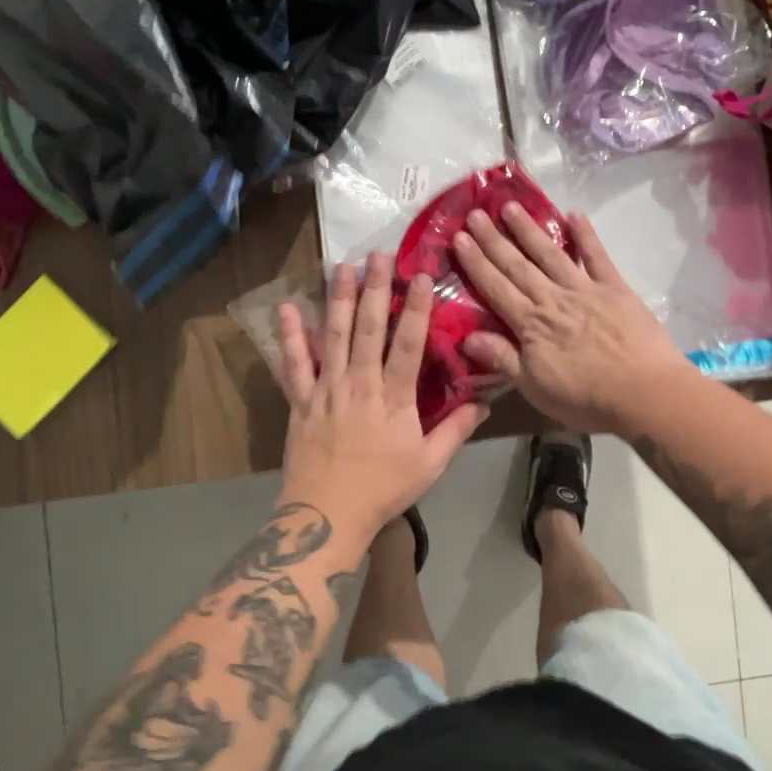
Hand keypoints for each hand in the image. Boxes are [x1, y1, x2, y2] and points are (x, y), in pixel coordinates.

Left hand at [276, 253, 484, 544]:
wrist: (326, 516)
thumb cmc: (383, 490)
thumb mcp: (430, 464)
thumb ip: (456, 430)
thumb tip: (484, 402)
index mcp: (393, 398)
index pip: (408, 344)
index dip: (416, 308)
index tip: (420, 276)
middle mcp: (359, 384)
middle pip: (369, 328)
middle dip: (375, 288)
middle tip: (379, 254)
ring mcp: (326, 389)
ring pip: (333, 336)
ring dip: (339, 299)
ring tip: (343, 267)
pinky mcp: (300, 401)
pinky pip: (293, 364)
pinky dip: (290, 336)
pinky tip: (288, 308)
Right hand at [453, 205, 695, 435]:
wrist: (644, 393)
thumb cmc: (586, 398)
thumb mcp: (534, 388)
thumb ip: (502, 358)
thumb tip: (466, 337)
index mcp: (531, 325)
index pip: (496, 288)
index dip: (476, 263)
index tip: (458, 238)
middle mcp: (553, 299)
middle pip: (518, 266)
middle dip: (494, 240)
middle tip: (475, 214)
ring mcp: (585, 290)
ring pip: (551, 254)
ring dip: (529, 230)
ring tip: (511, 206)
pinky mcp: (615, 289)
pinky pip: (597, 257)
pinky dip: (586, 235)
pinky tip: (574, 214)